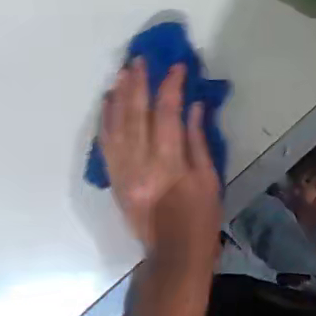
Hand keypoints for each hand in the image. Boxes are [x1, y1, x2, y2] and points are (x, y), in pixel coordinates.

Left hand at [100, 60, 220, 275]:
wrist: (172, 255)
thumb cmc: (199, 219)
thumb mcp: (209, 180)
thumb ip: (198, 141)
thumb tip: (192, 105)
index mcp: (170, 166)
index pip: (167, 116)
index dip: (170, 87)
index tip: (176, 66)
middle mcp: (141, 165)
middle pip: (136, 116)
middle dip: (138, 85)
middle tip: (140, 60)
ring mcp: (123, 172)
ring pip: (117, 126)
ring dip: (119, 97)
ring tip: (122, 73)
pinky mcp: (114, 179)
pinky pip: (105, 144)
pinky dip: (106, 120)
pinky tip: (108, 102)